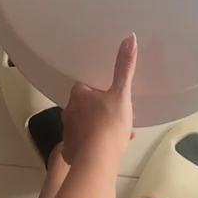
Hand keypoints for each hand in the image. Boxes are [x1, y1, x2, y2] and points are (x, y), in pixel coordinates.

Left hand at [59, 35, 136, 168]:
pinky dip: (96, 143)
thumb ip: (124, 67)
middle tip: (121, 115)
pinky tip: (109, 148)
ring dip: (100, 126)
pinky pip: (84, 143)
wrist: (98, 158)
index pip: (86, 87)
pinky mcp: (71, 150)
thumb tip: (129, 39)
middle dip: (103, 109)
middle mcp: (69, 112)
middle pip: (87, 106)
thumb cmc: (108, 124)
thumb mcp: (121, 93)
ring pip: (86, 125)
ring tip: (120, 133)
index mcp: (78, 95)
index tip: (114, 96)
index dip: (101, 91)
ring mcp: (69, 132)